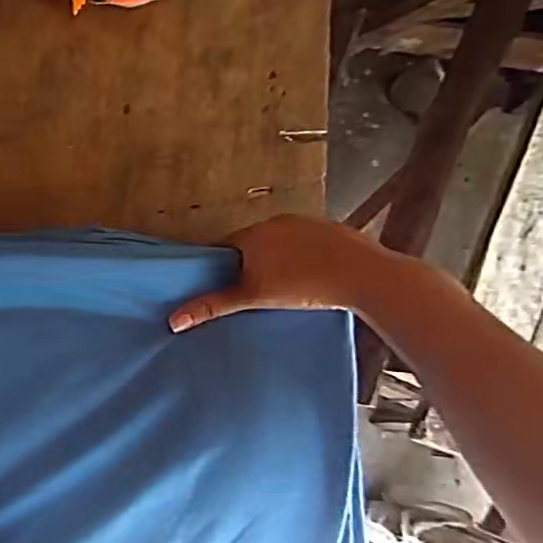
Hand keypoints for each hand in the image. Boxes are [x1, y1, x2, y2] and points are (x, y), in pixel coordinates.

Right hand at [168, 215, 410, 331]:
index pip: (221, 247)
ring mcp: (307, 222)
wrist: (370, 278)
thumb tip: (173, 321)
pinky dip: (302, 256)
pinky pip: (306, 242)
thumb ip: (211, 306)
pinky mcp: (334, 229)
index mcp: (250, 234)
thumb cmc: (303, 285)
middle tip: (252, 289)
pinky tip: (309, 275)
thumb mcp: (252, 298)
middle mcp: (275, 221)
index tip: (222, 283)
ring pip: (278, 242)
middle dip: (248, 263)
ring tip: (282, 284)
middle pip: (250, 243)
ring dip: (276, 258)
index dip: (219, 266)